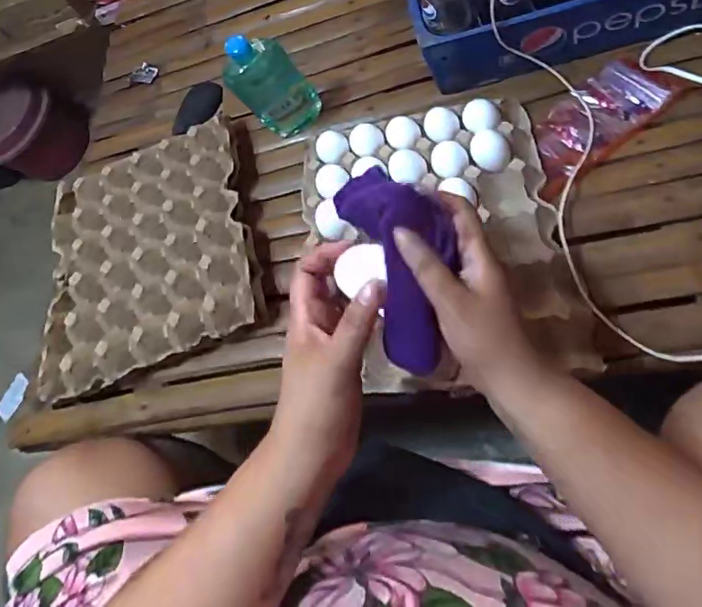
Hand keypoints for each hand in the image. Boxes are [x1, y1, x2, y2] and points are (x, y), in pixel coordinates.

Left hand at [269, 239, 381, 492]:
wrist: (311, 455)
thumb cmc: (315, 404)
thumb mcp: (337, 359)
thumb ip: (357, 321)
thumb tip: (376, 279)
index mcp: (304, 317)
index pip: (307, 271)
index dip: (325, 253)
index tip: (356, 245)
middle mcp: (317, 324)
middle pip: (329, 283)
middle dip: (351, 266)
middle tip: (385, 256)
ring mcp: (333, 342)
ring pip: (347, 304)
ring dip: (365, 289)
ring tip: (395, 276)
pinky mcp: (348, 359)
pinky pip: (360, 326)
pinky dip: (375, 314)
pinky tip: (397, 310)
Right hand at [392, 195, 553, 398]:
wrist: (513, 383)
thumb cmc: (484, 339)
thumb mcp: (450, 300)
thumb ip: (425, 265)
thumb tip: (400, 228)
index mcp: (480, 255)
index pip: (462, 211)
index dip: (437, 196)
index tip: (405, 192)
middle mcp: (478, 262)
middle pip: (452, 227)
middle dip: (423, 216)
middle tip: (389, 213)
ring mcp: (473, 282)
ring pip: (445, 250)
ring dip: (421, 241)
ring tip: (388, 236)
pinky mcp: (465, 300)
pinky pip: (441, 272)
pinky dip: (422, 264)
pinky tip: (401, 270)